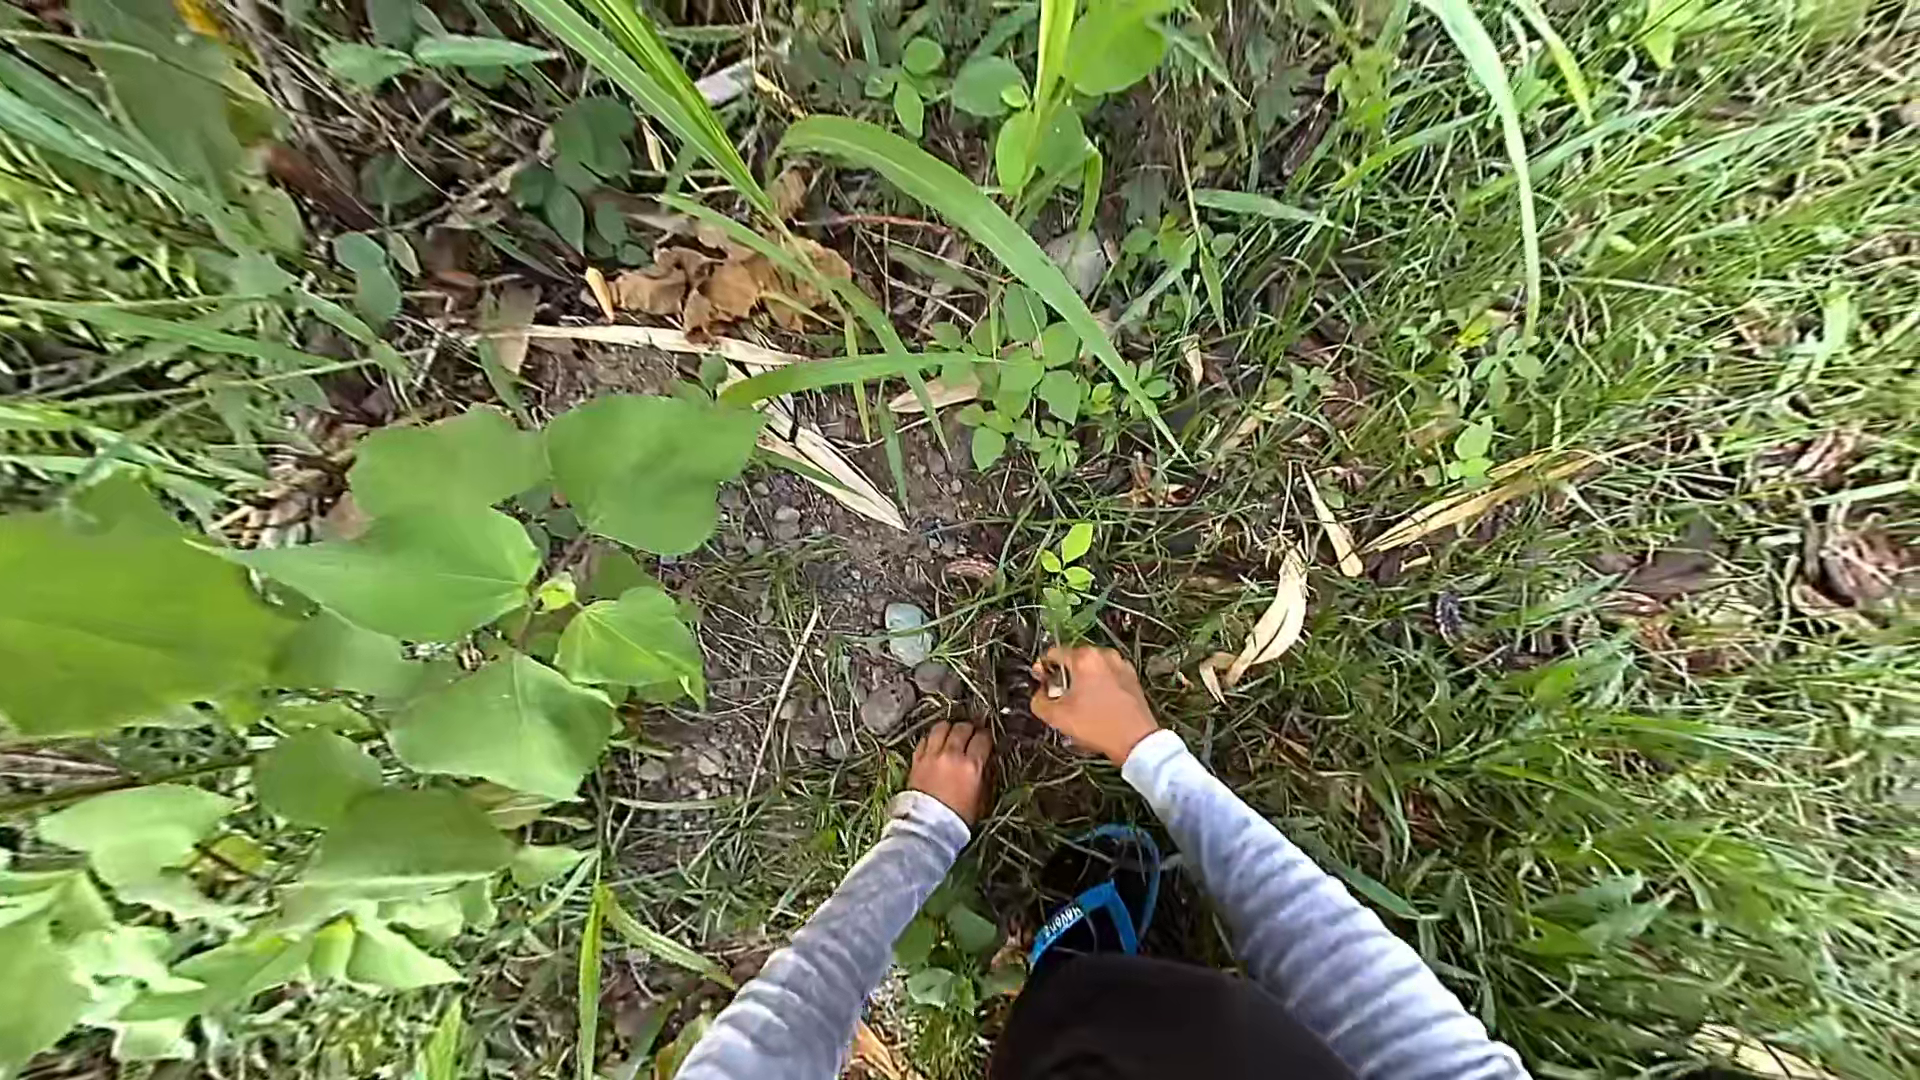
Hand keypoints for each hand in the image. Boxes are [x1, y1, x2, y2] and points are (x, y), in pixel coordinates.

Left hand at [908, 720, 991, 825]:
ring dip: (950, 727)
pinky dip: (932, 737)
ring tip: (952, 733)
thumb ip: (985, 776)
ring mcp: (932, 755)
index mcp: (972, 766)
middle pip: (963, 727)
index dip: (987, 736)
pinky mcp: (917, 759)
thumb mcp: (981, 799)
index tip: (986, 739)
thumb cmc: (956, 819)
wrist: (926, 829)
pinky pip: (925, 738)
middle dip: (970, 729)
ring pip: (942, 727)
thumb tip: (987, 761)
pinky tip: (936, 743)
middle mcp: (952, 755)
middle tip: (971, 734)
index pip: (983, 738)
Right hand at [1029, 646, 1159, 765]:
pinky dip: (1099, 684)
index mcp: (1084, 658)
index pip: (1053, 654)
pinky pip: (1107, 675)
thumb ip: (1038, 701)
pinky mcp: (1131, 677)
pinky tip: (1098, 704)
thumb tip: (1039, 695)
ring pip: (1091, 667)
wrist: (1137, 741)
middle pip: (1073, 659)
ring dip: (1082, 680)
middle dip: (1063, 676)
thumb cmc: (1098, 726)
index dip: (1043, 669)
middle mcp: (1103, 654)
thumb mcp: (1057, 717)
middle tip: (1060, 697)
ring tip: (1080, 703)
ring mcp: (1120, 664)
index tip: (1043, 684)